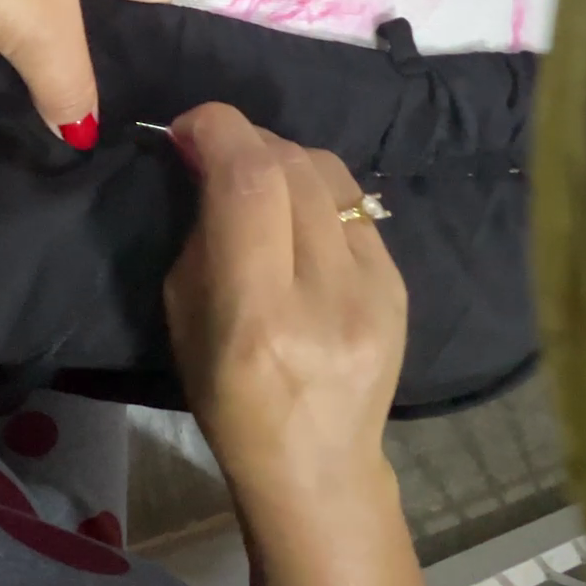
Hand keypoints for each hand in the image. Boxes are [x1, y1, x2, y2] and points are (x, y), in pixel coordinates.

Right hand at [162, 103, 418, 585]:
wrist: (315, 459)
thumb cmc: (225, 390)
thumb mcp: (183, 309)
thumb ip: (200, 230)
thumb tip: (208, 160)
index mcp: (259, 311)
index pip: (249, 182)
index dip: (217, 130)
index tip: (186, 126)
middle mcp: (328, 293)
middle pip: (291, 164)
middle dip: (242, 134)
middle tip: (210, 143)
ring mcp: (378, 288)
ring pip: (328, 170)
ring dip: (278, 151)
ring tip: (251, 168)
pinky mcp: (402, 283)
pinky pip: (352, 200)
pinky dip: (311, 182)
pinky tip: (291, 203)